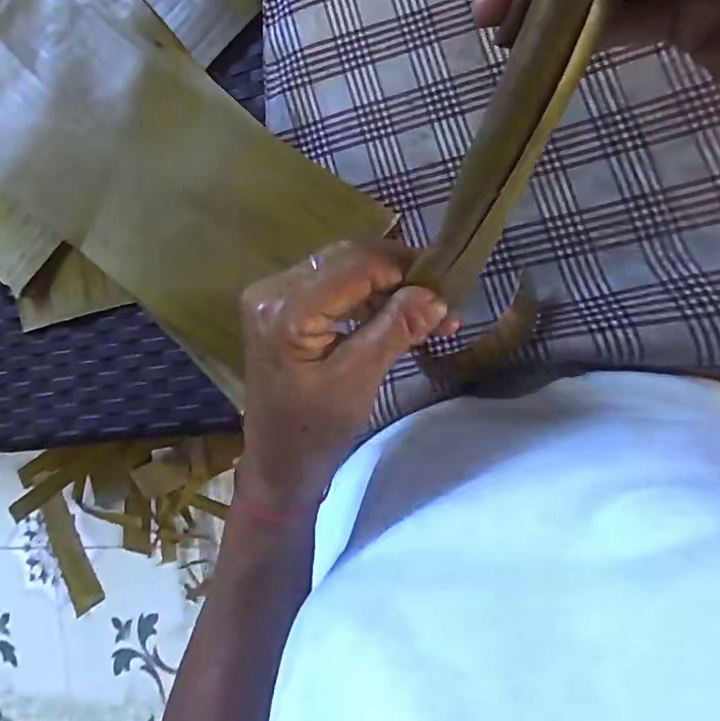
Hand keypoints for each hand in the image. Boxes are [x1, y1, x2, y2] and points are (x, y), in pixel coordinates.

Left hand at [237, 240, 458, 510]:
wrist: (277, 460)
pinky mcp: (282, 304)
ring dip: (387, 286)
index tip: (447, 286)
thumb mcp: (358, 380)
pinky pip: (331, 285)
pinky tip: (399, 314)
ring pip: (342, 268)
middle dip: (398, 275)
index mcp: (285, 309)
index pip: (354, 265)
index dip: (403, 268)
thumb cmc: (314, 430)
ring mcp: (273, 294)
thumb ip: (394, 330)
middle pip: (347, 259)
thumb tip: (435, 295)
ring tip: (430, 313)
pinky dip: (367, 296)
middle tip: (443, 300)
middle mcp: (272, 289)